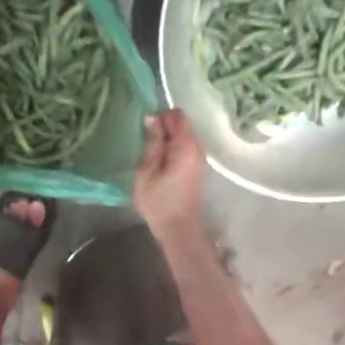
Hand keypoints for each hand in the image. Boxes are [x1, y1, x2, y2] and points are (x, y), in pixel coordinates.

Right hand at [134, 109, 205, 238]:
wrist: (180, 229)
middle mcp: (198, 148)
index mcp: (186, 146)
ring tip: (149, 155)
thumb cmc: (159, 203)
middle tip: (144, 145)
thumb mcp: (147, 171)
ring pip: (183, 136)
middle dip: (163, 128)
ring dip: (166, 140)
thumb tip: (151, 117)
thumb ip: (152, 143)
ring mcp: (199, 158)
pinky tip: (159, 163)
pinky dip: (172, 149)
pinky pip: (185, 147)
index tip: (145, 132)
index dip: (160, 117)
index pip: (177, 115)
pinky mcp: (197, 167)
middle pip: (182, 124)